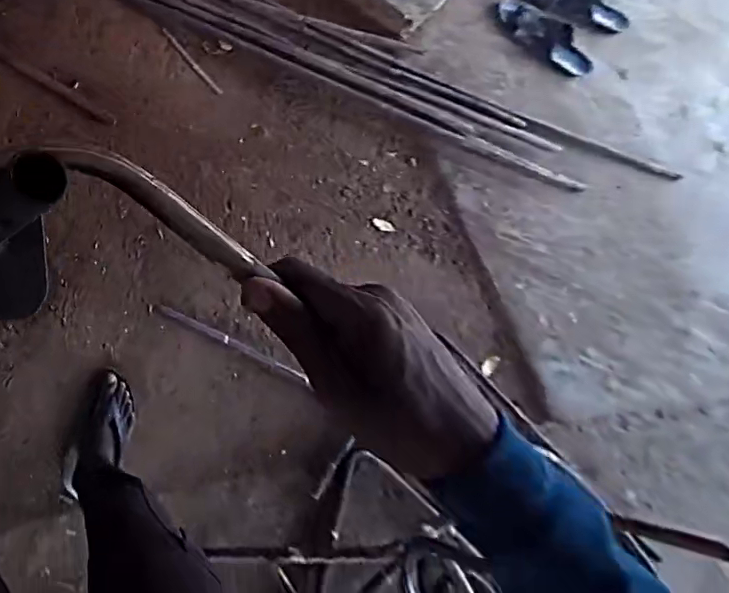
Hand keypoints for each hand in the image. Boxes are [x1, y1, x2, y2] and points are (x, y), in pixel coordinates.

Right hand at [241, 257, 497, 480]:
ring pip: (331, 298)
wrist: (477, 456)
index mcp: (360, 310)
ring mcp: (396, 304)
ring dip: (321, 323)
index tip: (257, 313)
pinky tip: (361, 365)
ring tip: (338, 369)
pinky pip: (353, 308)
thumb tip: (251, 284)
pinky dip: (342, 327)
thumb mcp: (332, 383)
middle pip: (311, 285)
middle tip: (307, 358)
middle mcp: (378, 295)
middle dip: (297, 312)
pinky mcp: (406, 316)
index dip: (265, 284)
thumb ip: (293, 328)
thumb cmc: (397, 425)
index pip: (293, 271)